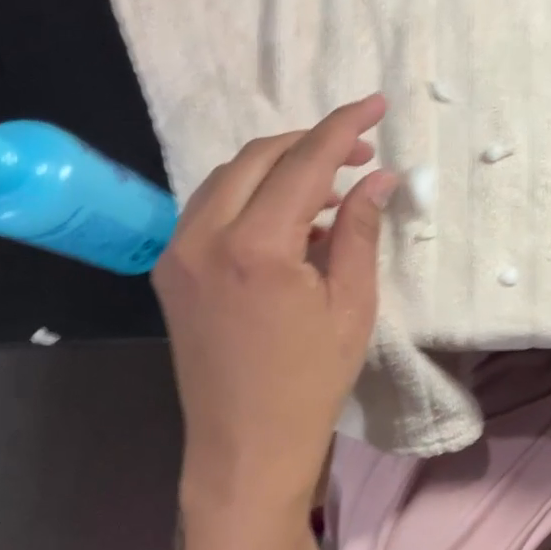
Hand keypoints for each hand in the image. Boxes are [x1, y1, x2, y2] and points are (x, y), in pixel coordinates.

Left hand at [153, 95, 396, 508]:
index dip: (343, 128)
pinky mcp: (171, 270)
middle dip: (311, 143)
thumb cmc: (311, 382)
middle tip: (361, 153)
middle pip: (257, 158)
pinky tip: (291, 220)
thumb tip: (379, 179)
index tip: (376, 105)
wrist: (245, 444)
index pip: (303, 164)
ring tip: (332, 187)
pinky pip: (212, 208)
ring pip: (228, 178)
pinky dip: (253, 197)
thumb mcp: (351, 306)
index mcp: (255, 247)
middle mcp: (203, 236)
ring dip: (279, 167)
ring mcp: (178, 252)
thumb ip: (360, 232)